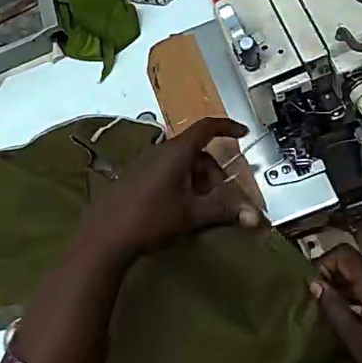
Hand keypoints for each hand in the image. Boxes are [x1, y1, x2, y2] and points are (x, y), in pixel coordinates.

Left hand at [77, 117, 259, 263]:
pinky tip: (178, 207)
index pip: (206, 127)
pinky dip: (181, 182)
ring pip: (181, 163)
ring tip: (199, 207)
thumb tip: (256, 216)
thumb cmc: (151, 219)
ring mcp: (145, 162)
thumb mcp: (192, 215)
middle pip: (196, 152)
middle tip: (221, 198)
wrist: (105, 235)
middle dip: (213, 172)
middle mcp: (160, 151)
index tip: (243, 132)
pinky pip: (166, 171)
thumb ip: (224, 211)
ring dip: (197, 180)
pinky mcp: (136, 176)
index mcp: (177, 151)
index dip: (227, 127)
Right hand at [311, 245, 361, 362]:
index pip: (343, 253)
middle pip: (352, 266)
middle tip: (315, 309)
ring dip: (342, 295)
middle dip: (329, 281)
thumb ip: (336, 312)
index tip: (312, 291)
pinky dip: (356, 306)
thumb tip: (315, 284)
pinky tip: (352, 332)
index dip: (323, 264)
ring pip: (361, 283)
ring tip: (329, 322)